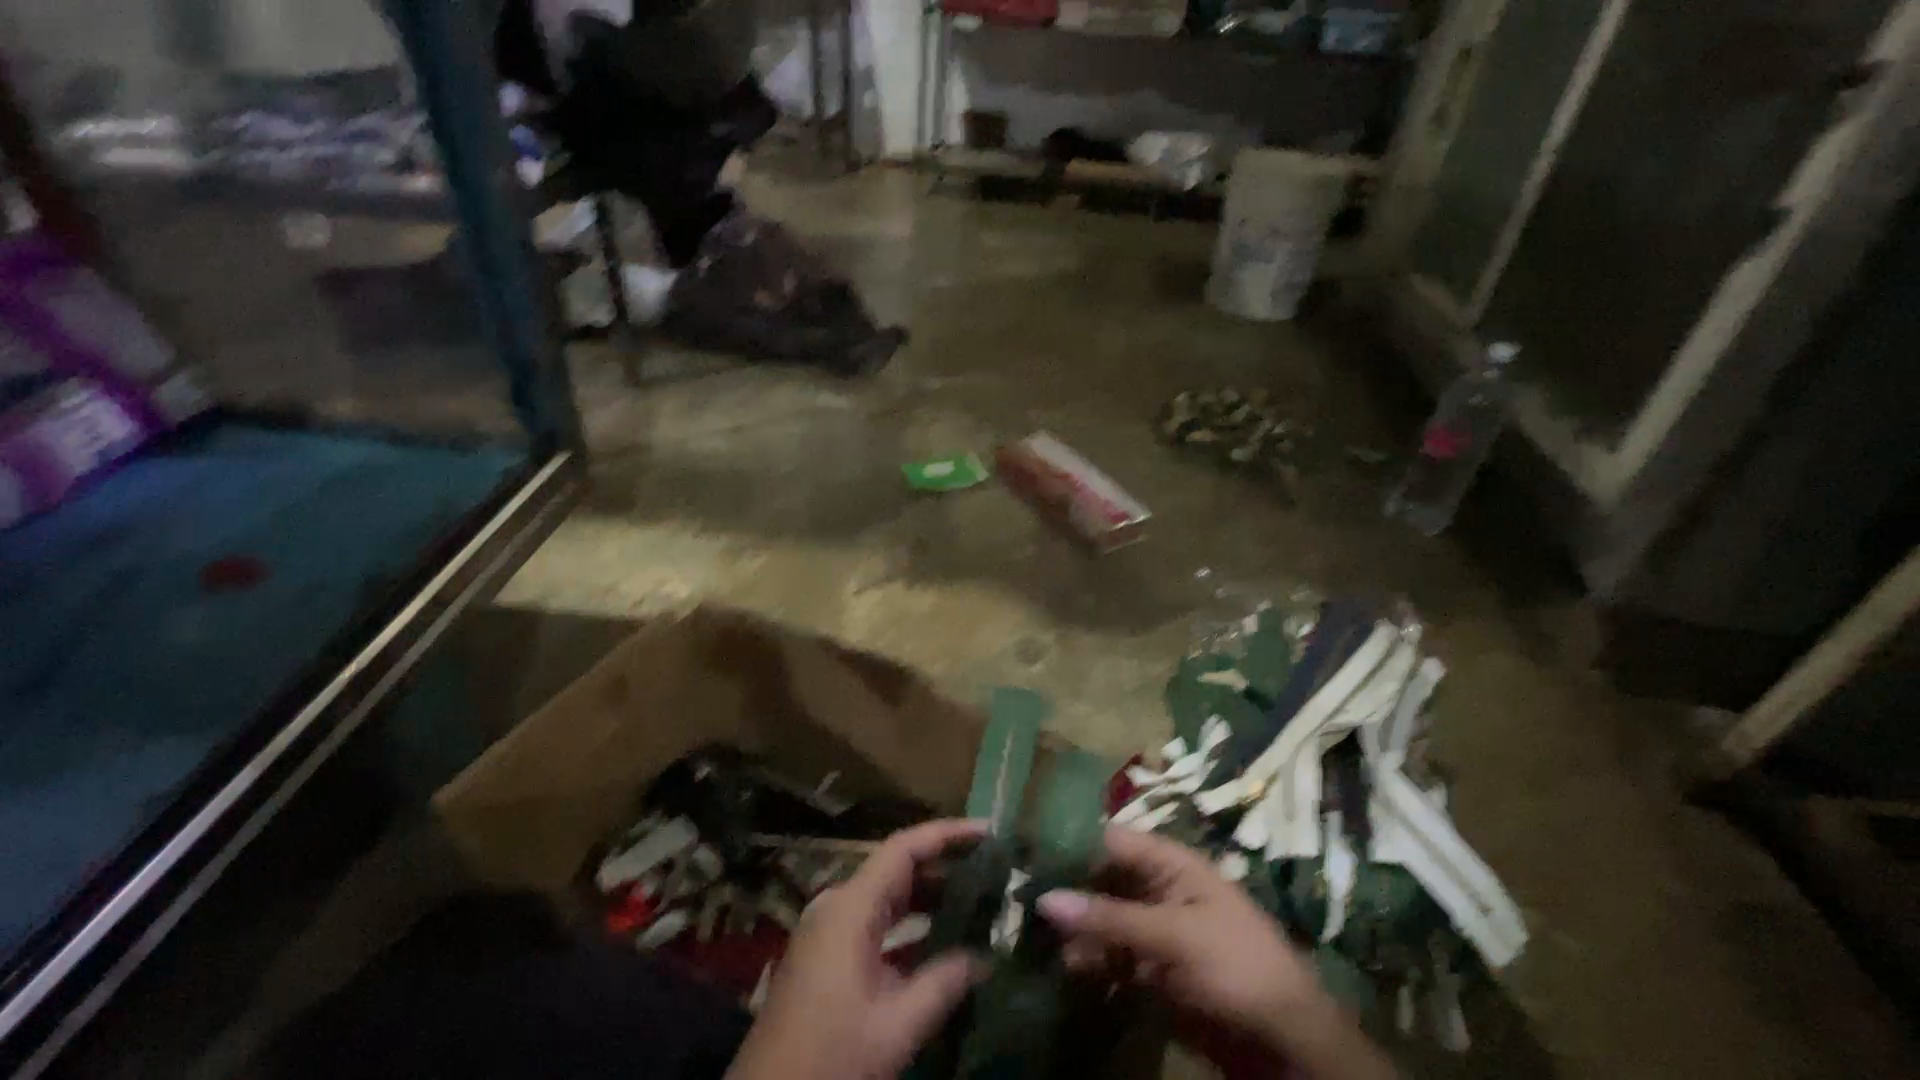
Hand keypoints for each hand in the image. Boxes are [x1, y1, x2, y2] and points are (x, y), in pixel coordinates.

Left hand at [726, 820, 985, 1079]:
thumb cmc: (830, 1055)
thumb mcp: (897, 1025)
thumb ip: (944, 983)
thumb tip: (986, 956)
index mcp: (849, 909)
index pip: (903, 849)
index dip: (947, 834)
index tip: (990, 833)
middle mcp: (838, 907)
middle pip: (897, 870)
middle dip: (947, 867)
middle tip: (996, 871)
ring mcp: (829, 932)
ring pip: (889, 899)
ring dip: (932, 899)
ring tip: (982, 902)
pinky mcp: (828, 956)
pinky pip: (877, 925)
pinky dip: (912, 927)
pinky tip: (947, 943)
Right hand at [1037, 828, 1393, 1079]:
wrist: (1285, 1040)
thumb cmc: (1238, 967)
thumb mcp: (1176, 936)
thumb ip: (1109, 917)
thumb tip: (1044, 898)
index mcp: (1171, 865)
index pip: (1109, 840)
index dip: (1066, 844)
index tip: (1019, 853)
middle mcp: (1157, 890)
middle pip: (1099, 879)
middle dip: (1061, 890)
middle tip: (1010, 899)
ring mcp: (1153, 930)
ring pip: (1099, 920)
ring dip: (1069, 930)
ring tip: (1024, 937)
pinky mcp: (1150, 969)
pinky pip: (1109, 956)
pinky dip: (1086, 962)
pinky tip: (1059, 970)